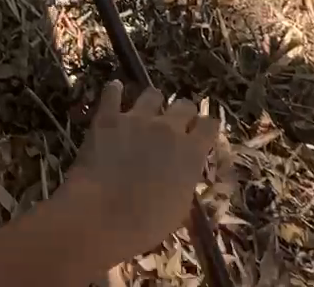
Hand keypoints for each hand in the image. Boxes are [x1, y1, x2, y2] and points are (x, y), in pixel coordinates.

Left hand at [53, 80, 221, 263]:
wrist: (104, 214)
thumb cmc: (147, 223)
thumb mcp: (179, 208)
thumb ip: (184, 180)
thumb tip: (183, 171)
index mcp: (190, 152)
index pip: (209, 125)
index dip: (206, 127)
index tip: (203, 130)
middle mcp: (168, 128)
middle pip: (184, 105)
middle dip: (183, 112)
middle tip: (177, 122)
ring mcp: (137, 118)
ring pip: (152, 94)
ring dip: (153, 101)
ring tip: (148, 108)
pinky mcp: (109, 117)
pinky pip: (112, 93)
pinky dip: (115, 90)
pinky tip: (115, 89)